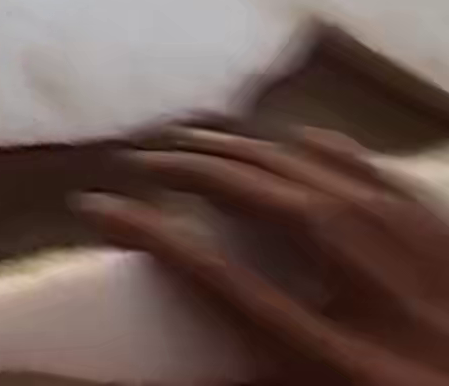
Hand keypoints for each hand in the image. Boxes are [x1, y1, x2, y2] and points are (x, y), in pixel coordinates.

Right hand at [78, 126, 448, 385]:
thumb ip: (220, 363)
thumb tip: (125, 324)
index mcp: (354, 372)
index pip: (228, 282)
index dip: (149, 233)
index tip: (88, 205)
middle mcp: (406, 323)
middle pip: (296, 216)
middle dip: (205, 172)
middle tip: (141, 159)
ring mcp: (448, 293)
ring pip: (347, 195)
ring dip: (255, 154)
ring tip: (191, 138)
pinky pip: (407, 200)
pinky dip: (344, 161)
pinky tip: (291, 139)